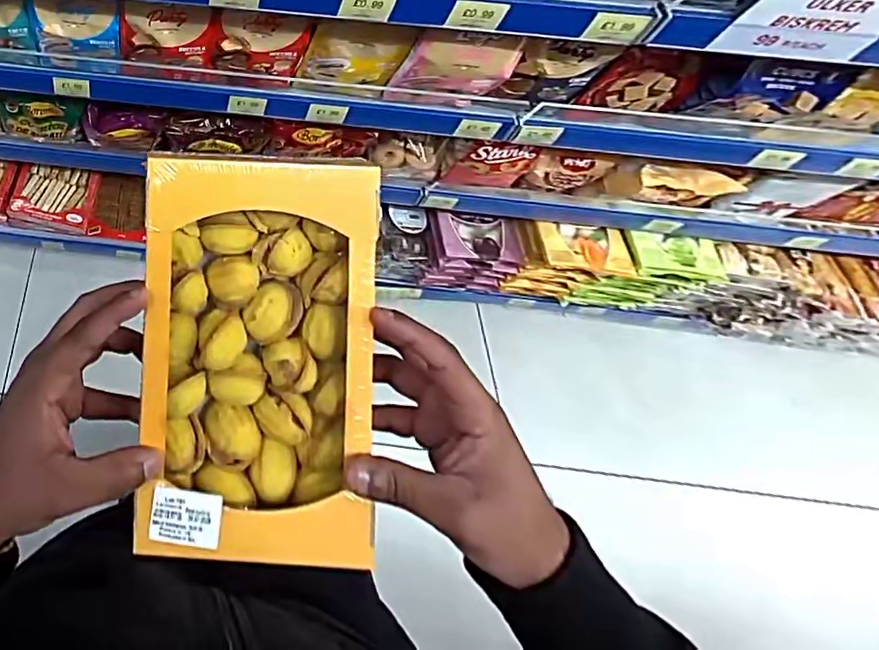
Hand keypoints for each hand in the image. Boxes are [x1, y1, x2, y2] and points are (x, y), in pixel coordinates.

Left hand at [0, 281, 162, 551]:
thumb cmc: (12, 488)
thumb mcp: (69, 487)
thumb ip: (116, 472)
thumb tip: (157, 457)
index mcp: (46, 379)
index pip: (85, 333)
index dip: (116, 310)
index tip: (144, 293)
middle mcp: (46, 370)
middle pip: (81, 321)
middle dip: (114, 302)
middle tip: (150, 295)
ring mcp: (49, 382)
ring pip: (86, 346)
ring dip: (118, 340)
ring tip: (156, 346)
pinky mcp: (53, 400)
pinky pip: (89, 380)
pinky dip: (115, 386)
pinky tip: (143, 406)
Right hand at [345, 308, 569, 588]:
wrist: (536, 562)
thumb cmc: (517, 530)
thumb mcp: (453, 507)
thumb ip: (397, 484)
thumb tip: (353, 468)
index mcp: (475, 413)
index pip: (439, 358)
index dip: (406, 332)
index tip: (375, 316)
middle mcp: (460, 410)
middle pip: (418, 363)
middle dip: (383, 342)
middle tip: (348, 329)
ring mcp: (448, 423)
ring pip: (405, 385)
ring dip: (374, 377)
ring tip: (342, 369)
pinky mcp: (437, 438)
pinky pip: (398, 412)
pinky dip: (374, 411)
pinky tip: (353, 418)